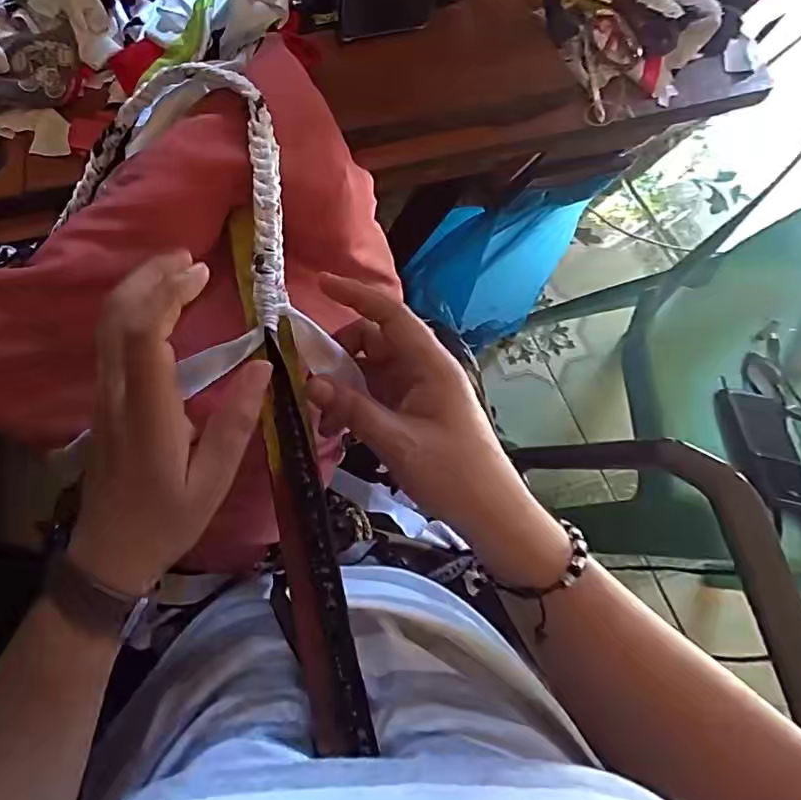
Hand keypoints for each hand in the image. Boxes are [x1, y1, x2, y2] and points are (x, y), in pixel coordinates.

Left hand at [70, 252, 272, 595]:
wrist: (108, 552)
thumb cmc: (166, 521)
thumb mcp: (212, 482)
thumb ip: (236, 422)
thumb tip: (263, 366)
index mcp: (147, 413)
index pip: (144, 337)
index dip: (167, 295)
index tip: (201, 274)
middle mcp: (116, 393)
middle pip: (118, 317)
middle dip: (150, 277)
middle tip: (189, 259)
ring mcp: (103, 393)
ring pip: (108, 324)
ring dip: (138, 287)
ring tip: (176, 268)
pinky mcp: (102, 397)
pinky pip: (110, 338)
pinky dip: (132, 308)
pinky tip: (158, 303)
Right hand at [305, 273, 564, 575]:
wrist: (491, 516)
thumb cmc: (454, 474)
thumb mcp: (398, 442)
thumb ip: (353, 410)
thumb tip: (311, 382)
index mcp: (430, 364)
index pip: (390, 315)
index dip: (356, 295)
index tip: (321, 283)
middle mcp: (422, 369)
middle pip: (373, 341)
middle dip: (338, 354)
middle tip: (309, 378)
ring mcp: (415, 389)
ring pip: (369, 369)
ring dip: (341, 385)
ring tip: (321, 417)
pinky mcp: (410, 410)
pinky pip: (373, 393)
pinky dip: (351, 404)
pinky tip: (335, 429)